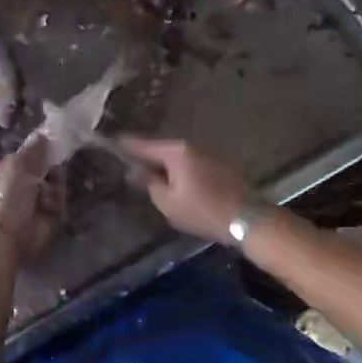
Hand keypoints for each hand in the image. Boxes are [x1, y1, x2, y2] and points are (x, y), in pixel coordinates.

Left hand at [0, 132, 64, 259]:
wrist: (11, 233)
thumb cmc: (9, 195)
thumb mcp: (17, 166)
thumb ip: (32, 150)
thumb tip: (42, 133)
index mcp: (10, 168)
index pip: (30, 153)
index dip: (42, 147)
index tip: (57, 140)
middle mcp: (23, 181)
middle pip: (46, 166)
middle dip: (53, 165)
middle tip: (56, 166)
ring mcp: (37, 197)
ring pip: (56, 182)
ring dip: (56, 184)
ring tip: (49, 190)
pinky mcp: (50, 212)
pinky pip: (60, 198)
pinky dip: (57, 200)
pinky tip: (51, 204)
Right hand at [119, 137, 248, 241]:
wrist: (250, 220)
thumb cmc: (203, 211)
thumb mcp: (167, 202)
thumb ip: (149, 183)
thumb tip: (135, 171)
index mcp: (176, 152)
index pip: (143, 144)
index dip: (125, 145)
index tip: (111, 142)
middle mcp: (192, 146)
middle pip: (162, 148)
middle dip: (147, 156)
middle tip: (131, 165)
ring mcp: (210, 154)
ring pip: (178, 156)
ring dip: (166, 164)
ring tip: (153, 176)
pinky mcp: (223, 165)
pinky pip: (192, 162)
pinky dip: (182, 169)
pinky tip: (178, 182)